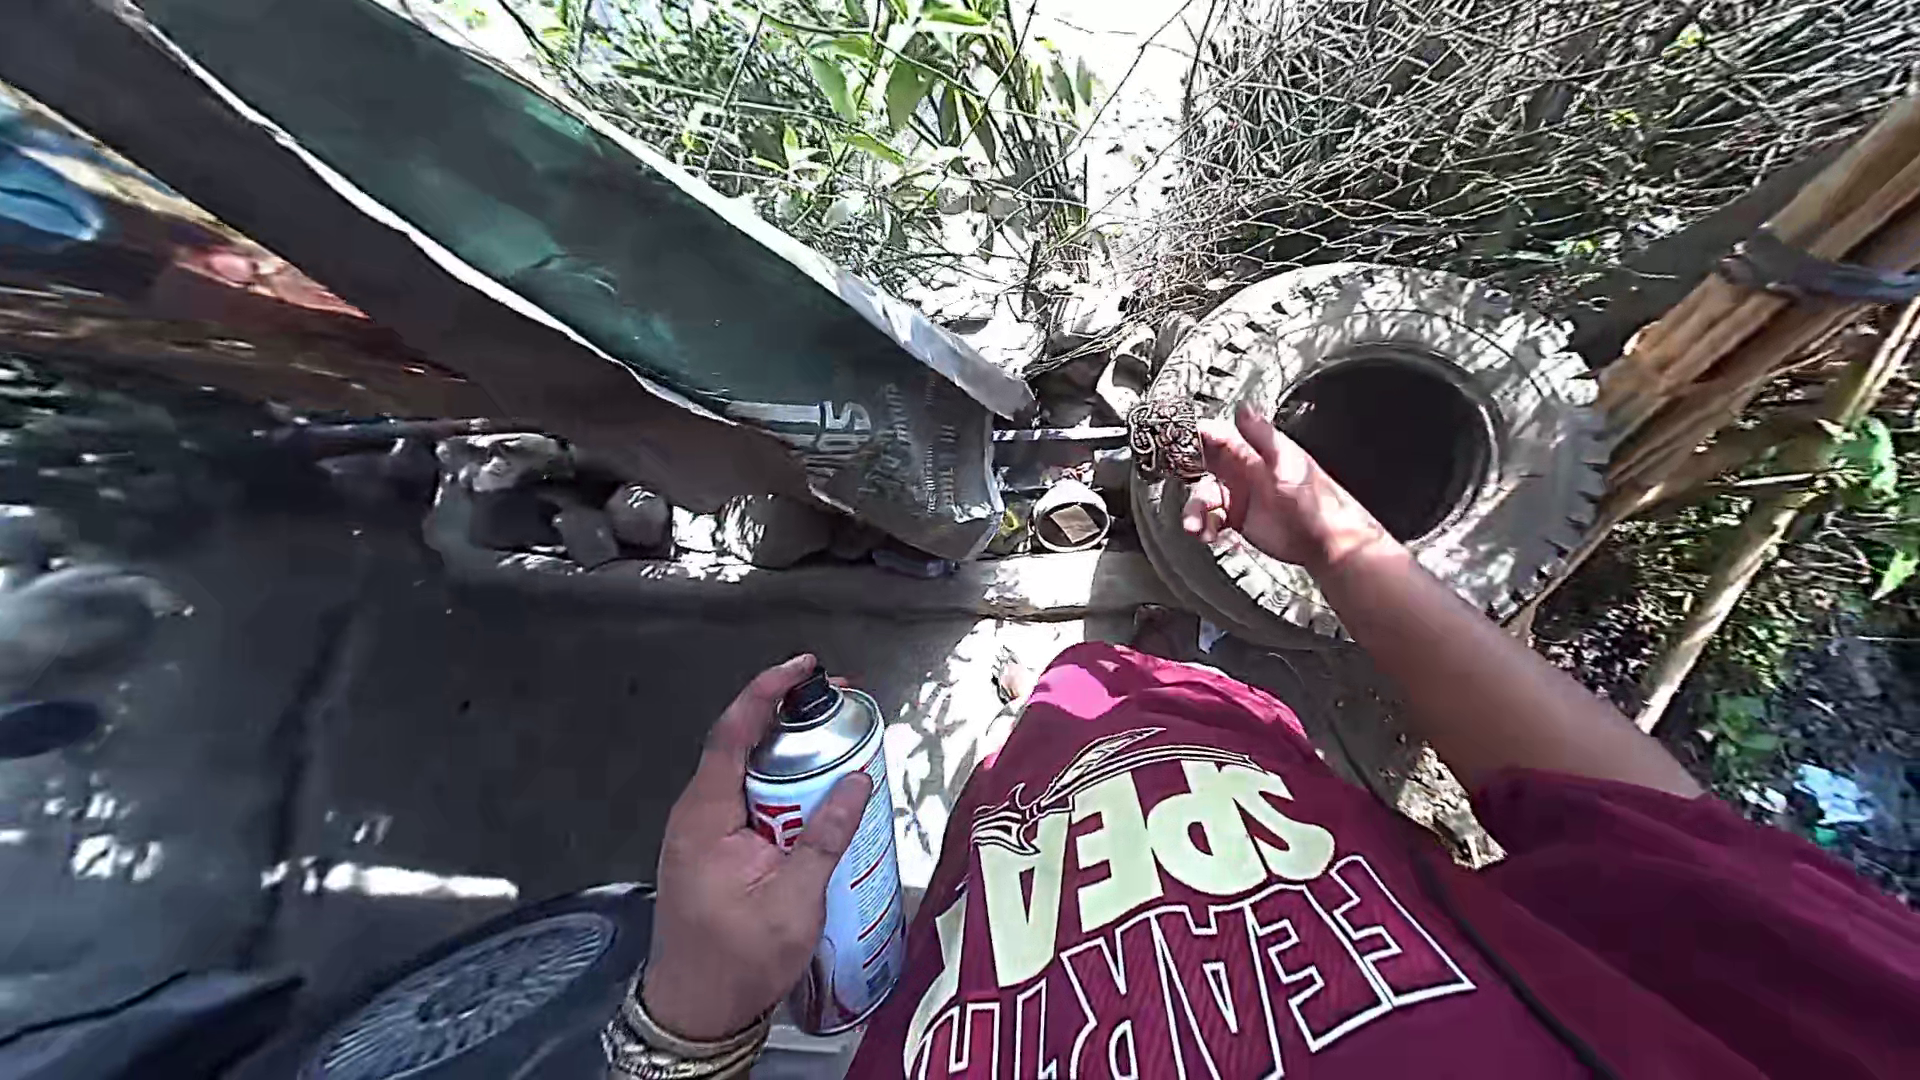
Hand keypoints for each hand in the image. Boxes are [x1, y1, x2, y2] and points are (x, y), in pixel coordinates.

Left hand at [642, 654, 872, 1040]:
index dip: (766, 691)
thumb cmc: (734, 965)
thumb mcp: (793, 903)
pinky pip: (754, 791)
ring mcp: (707, 824)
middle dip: (790, 710)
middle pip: (744, 739)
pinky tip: (817, 784)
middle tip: (836, 699)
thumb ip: (827, 838)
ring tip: (835, 733)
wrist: (696, 1015)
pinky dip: (786, 777)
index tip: (801, 668)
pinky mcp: (720, 838)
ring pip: (751, 765)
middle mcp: (700, 811)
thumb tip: (857, 782)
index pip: (731, 733)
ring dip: (791, 745)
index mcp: (706, 818)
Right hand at [1180, 404, 1389, 571]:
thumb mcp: (1289, 466)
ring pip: (1202, 497)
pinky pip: (1210, 519)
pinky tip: (1207, 535)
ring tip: (1195, 527)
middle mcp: (1244, 472)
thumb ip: (1263, 437)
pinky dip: (1203, 527)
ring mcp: (1240, 496)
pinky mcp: (1238, 519)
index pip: (1216, 436)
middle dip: (1184, 476)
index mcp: (1254, 454)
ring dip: (1193, 511)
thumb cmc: (1318, 504)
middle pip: (1201, 467)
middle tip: (1173, 482)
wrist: (1330, 544)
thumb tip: (1244, 408)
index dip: (1192, 436)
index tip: (1172, 440)